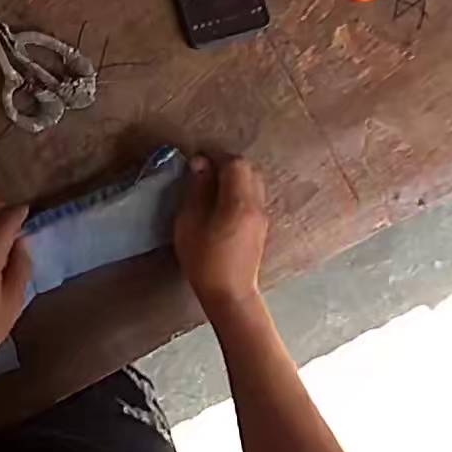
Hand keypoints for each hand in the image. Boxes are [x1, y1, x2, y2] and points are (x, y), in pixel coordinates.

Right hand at [174, 155, 269, 325]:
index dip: (215, 157)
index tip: (196, 163)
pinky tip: (221, 203)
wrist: (229, 294)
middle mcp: (256, 205)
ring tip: (211, 187)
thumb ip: (197, 189)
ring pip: (253, 182)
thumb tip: (200, 163)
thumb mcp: (190, 222)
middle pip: (248, 169)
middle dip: (226, 164)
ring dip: (234, 177)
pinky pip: (253, 196)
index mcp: (239, 202)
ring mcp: (261, 216)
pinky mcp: (260, 227)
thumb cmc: (204, 260)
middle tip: (203, 173)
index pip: (235, 163)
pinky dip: (239, 190)